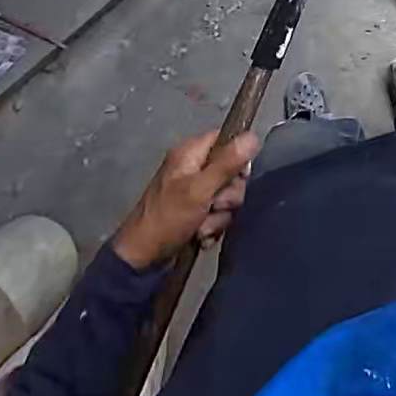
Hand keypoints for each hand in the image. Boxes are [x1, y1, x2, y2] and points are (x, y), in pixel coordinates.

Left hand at [111, 130, 259, 269]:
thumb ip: (227, 163)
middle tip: (214, 206)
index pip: (225, 139)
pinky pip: (218, 214)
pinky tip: (201, 236)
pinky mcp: (196, 213)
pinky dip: (212, 227)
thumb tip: (253, 135)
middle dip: (228, 195)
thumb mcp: (200, 189)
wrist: (143, 259)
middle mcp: (193, 169)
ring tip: (201, 227)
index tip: (240, 175)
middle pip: (231, 171)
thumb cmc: (168, 219)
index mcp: (190, 153)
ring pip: (227, 197)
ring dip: (219, 216)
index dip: (238, 156)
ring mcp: (194, 192)